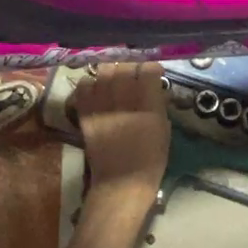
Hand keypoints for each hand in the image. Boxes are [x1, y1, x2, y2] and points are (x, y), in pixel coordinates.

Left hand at [75, 62, 170, 201]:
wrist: (121, 182)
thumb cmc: (150, 159)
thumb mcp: (163, 128)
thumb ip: (158, 103)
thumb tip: (154, 86)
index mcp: (148, 104)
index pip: (148, 69)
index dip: (152, 68)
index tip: (154, 73)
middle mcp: (124, 99)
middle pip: (125, 65)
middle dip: (131, 66)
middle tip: (133, 74)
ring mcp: (102, 105)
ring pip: (103, 70)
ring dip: (111, 71)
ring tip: (114, 78)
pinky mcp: (85, 112)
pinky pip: (84, 85)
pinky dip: (90, 82)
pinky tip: (97, 89)